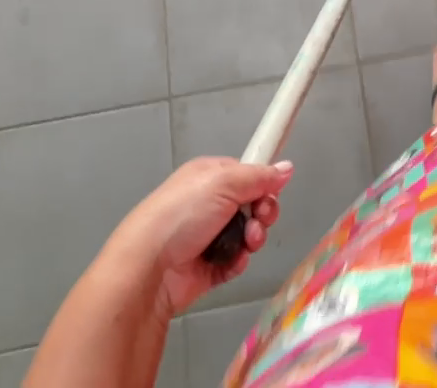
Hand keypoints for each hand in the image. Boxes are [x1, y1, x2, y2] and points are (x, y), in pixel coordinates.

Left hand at [111, 157, 292, 315]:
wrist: (149, 268)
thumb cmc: (184, 214)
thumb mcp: (224, 183)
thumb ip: (259, 176)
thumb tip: (287, 168)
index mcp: (208, 177)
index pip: (247, 175)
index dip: (263, 184)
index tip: (270, 193)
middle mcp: (208, 204)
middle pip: (252, 204)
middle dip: (262, 213)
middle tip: (260, 220)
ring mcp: (207, 236)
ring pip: (248, 233)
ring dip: (253, 238)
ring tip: (247, 243)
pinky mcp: (208, 267)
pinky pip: (236, 260)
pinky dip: (238, 261)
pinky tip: (233, 261)